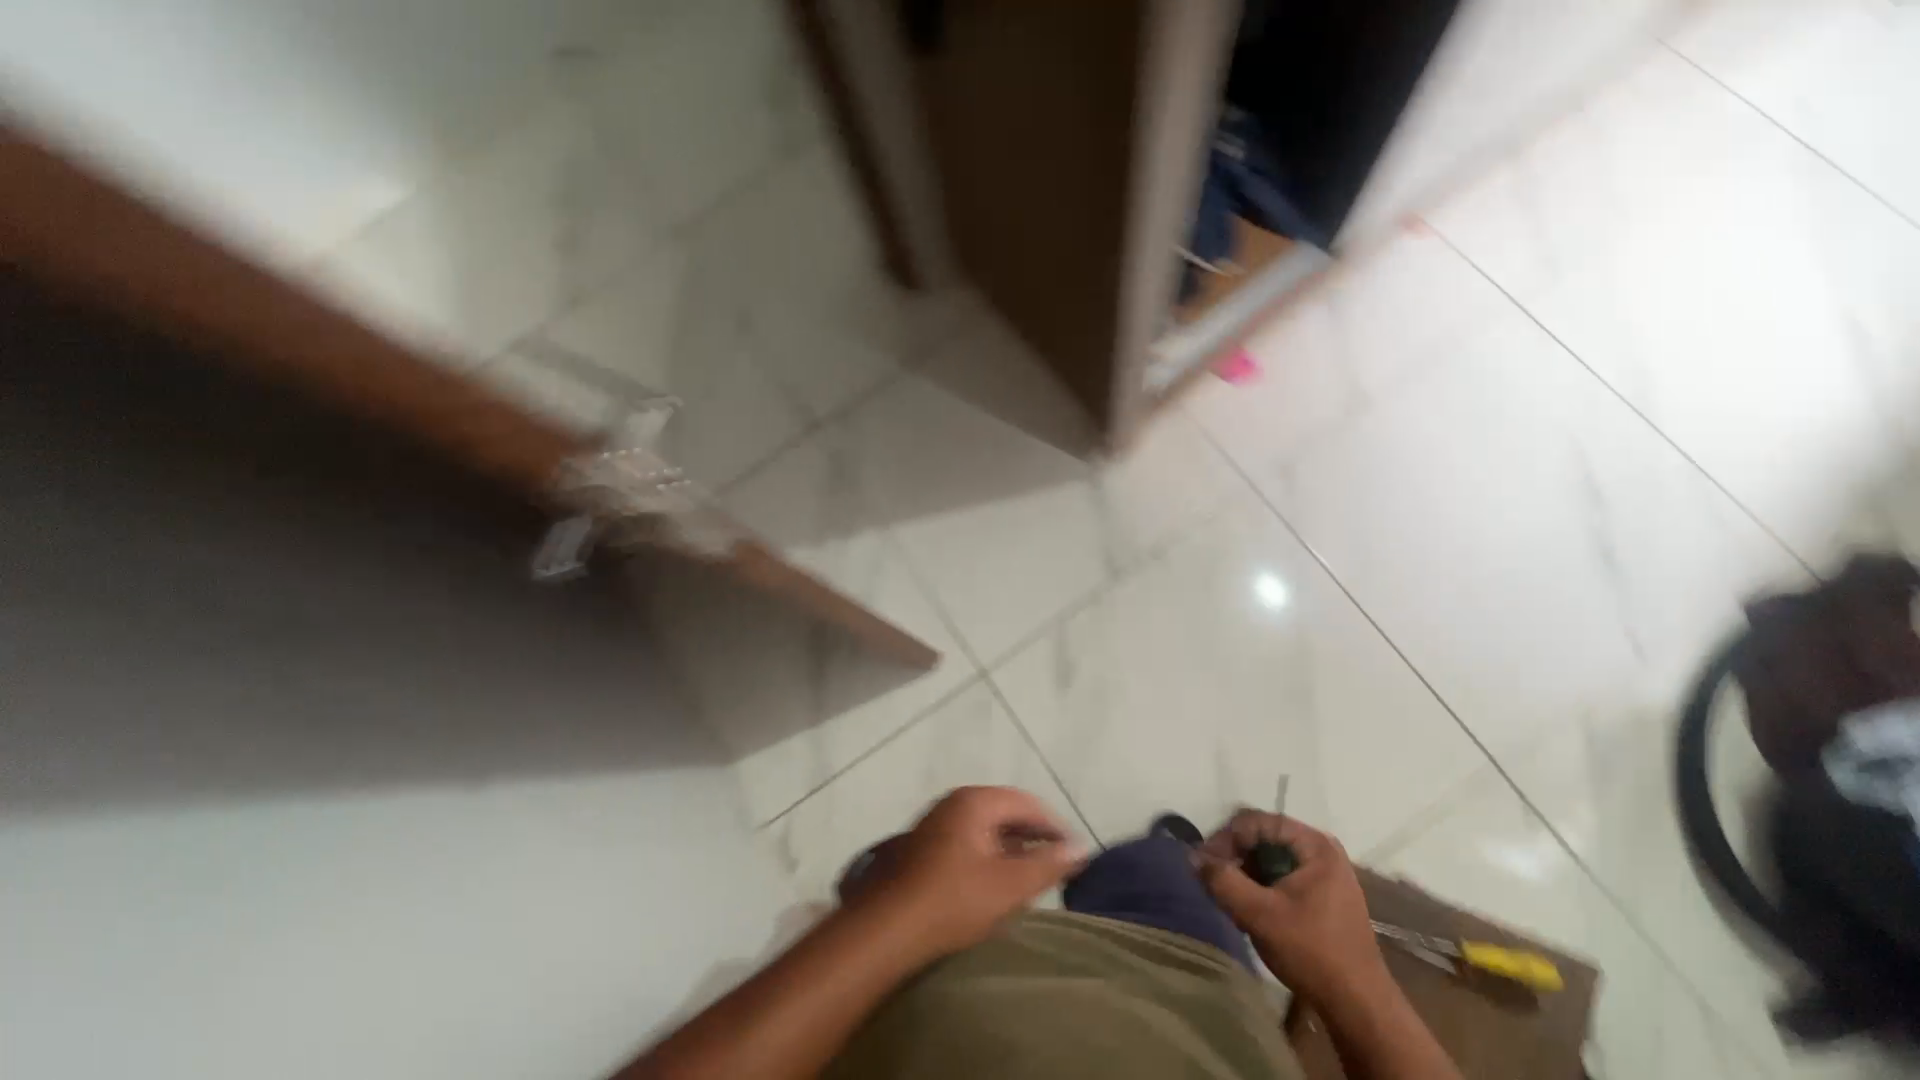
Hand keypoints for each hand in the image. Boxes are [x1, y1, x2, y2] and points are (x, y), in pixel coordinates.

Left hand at [862, 786, 1085, 958]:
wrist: (887, 929)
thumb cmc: (954, 900)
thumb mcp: (1010, 885)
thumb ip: (1049, 864)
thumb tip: (1080, 847)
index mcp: (975, 801)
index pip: (1028, 803)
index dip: (1055, 827)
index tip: (1074, 855)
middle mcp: (953, 803)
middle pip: (1005, 813)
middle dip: (1033, 839)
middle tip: (1055, 868)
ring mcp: (934, 824)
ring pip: (986, 830)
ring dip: (1011, 850)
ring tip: (1030, 880)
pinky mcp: (923, 848)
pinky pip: (968, 843)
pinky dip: (989, 858)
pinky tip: (996, 885)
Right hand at [1194, 810, 1387, 1004]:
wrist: (1357, 1003)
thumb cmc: (1311, 951)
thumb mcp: (1258, 914)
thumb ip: (1222, 881)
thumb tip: (1193, 857)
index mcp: (1314, 845)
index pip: (1256, 822)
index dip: (1225, 838)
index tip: (1205, 865)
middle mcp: (1321, 851)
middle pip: (1263, 838)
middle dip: (1235, 859)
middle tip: (1216, 886)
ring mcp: (1324, 874)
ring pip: (1269, 860)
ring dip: (1246, 876)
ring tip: (1233, 905)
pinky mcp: (1322, 896)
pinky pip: (1281, 878)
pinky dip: (1261, 890)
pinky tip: (1252, 915)